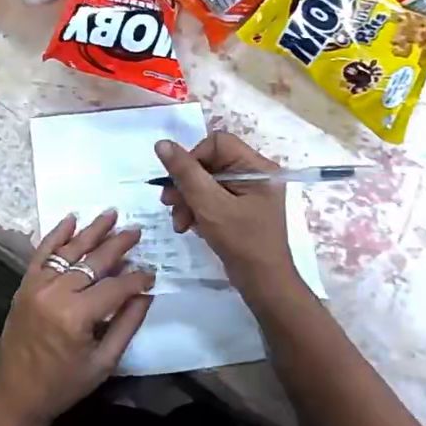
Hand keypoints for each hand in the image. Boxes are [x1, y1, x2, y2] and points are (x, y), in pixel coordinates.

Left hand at [0, 210, 153, 425]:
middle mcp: (54, 293)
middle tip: (136, 230)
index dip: (136, 278)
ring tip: (110, 214)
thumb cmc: (65, 383)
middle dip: (117, 245)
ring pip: (67, 251)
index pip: (114, 287)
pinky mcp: (25, 284)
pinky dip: (56, 235)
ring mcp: (36, 285)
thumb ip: (126, 325)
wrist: (17, 390)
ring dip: (90, 232)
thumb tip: (146, 295)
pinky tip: (71, 219)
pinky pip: (41, 253)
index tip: (152, 272)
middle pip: (91, 262)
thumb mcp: (104, 361)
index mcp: (76, 316)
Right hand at [154, 134, 295, 282]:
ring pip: (204, 181)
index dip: (193, 158)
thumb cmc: (241, 240)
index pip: (217, 144)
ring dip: (186, 199)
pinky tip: (188, 225)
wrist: (263, 282)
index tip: (180, 181)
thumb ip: (185, 172)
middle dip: (185, 184)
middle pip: (208, 163)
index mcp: (257, 168)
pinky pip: (209, 196)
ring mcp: (247, 192)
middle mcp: (254, 174)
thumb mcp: (208, 204)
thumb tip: (162, 144)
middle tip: (169, 203)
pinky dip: (195, 208)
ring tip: (179, 221)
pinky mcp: (238, 207)